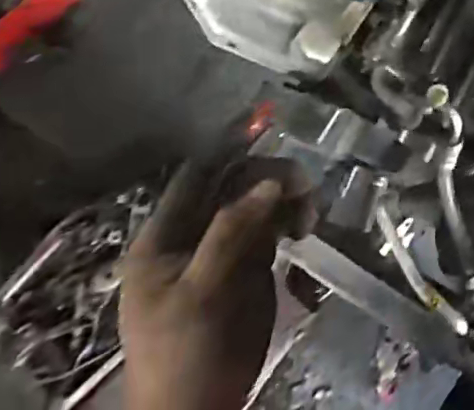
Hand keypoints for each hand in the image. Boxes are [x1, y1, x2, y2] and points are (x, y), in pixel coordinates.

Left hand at [119, 159, 312, 409]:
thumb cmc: (183, 355)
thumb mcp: (199, 293)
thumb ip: (231, 232)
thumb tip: (270, 182)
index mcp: (162, 237)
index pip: (195, 175)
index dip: (228, 143)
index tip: (264, 118)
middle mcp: (192, 233)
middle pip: (233, 184)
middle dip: (269, 176)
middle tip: (303, 185)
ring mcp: (222, 248)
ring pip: (257, 202)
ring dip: (286, 197)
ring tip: (310, 212)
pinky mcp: (248, 265)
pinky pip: (272, 226)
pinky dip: (291, 218)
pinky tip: (307, 226)